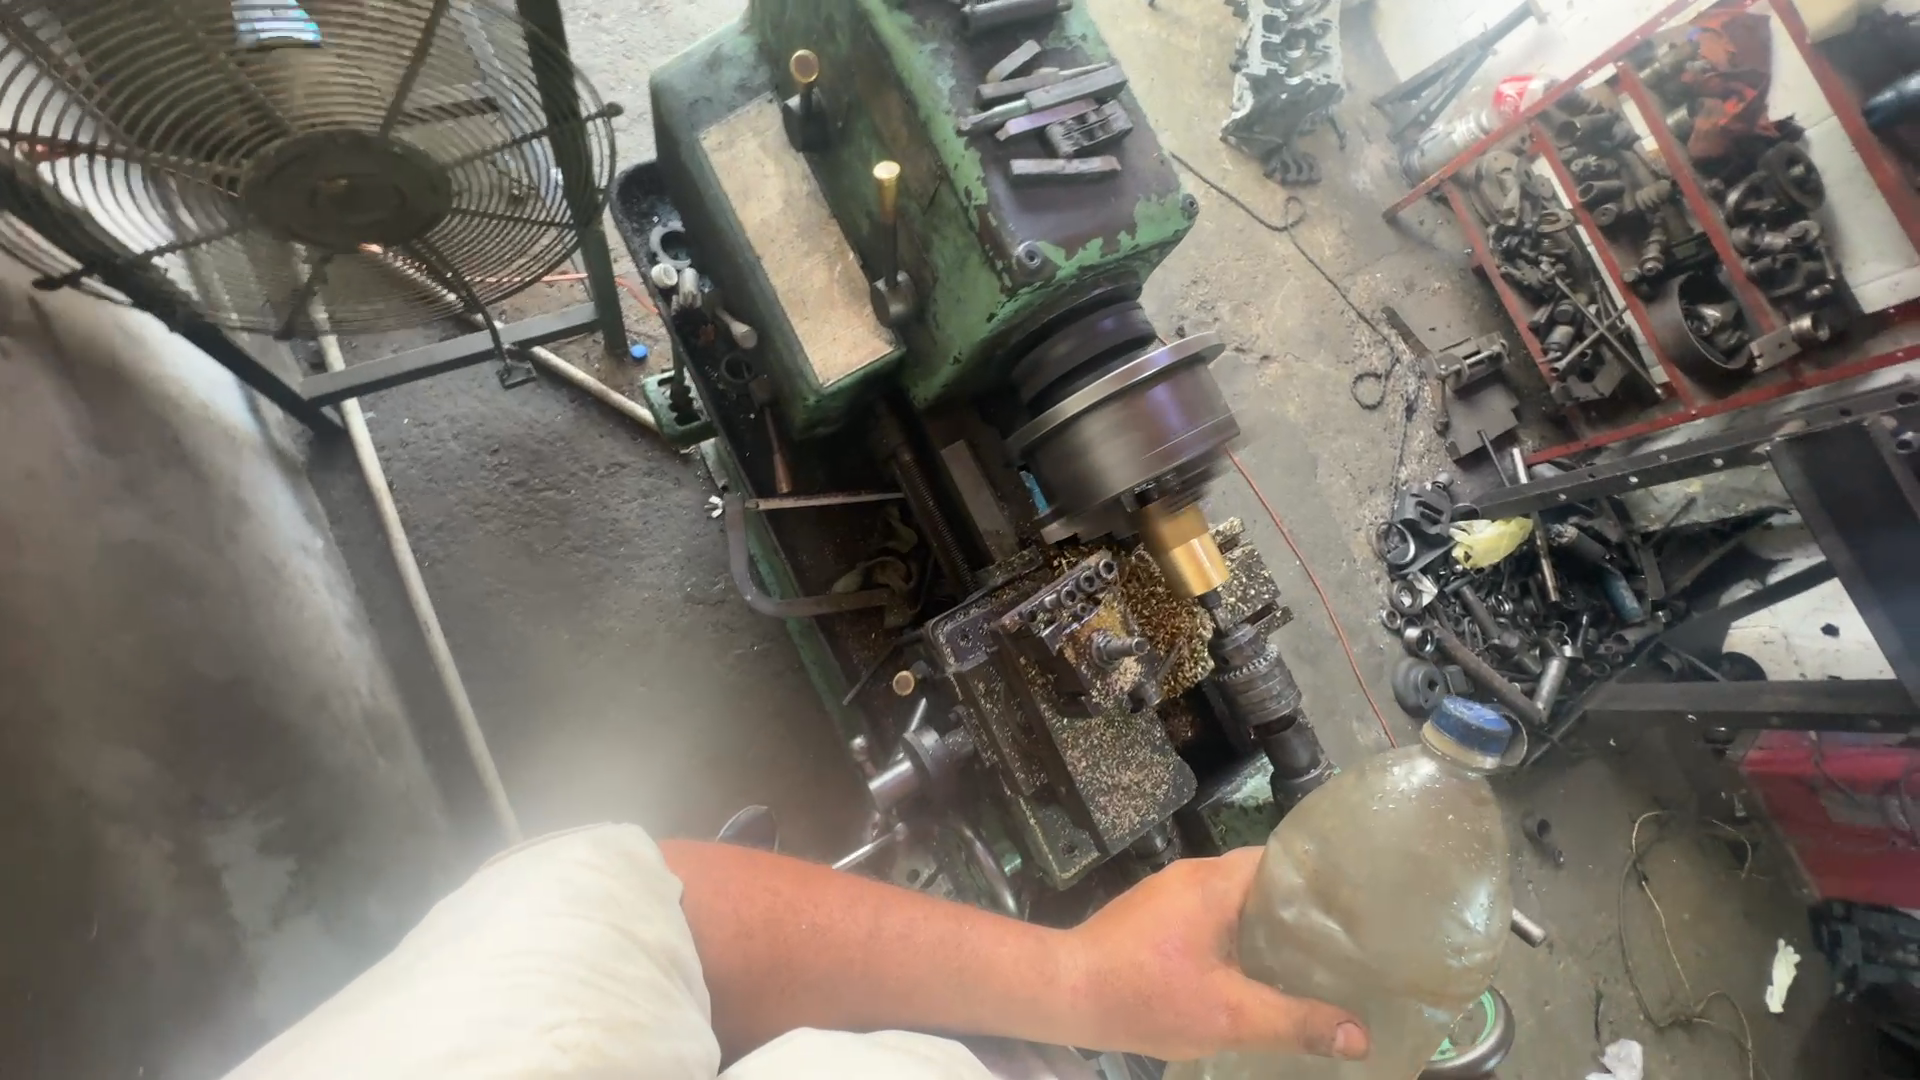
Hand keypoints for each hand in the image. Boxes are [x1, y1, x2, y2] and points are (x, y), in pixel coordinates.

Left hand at [1055, 849, 1369, 1062]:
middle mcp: (1192, 875)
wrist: (1069, 988)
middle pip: (1258, 879)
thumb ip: (1296, 1021)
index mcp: (1212, 882)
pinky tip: (1257, 972)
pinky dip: (1238, 934)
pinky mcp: (1156, 913)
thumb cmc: (1147, 994)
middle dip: (1298, 911)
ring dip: (1267, 926)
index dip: (1317, 882)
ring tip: (1311, 963)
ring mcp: (1170, 891)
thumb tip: (1361, 1034)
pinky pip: (1210, 912)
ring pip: (1233, 898)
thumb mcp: (1229, 1015)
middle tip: (1343, 947)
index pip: (1277, 860)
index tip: (1354, 912)